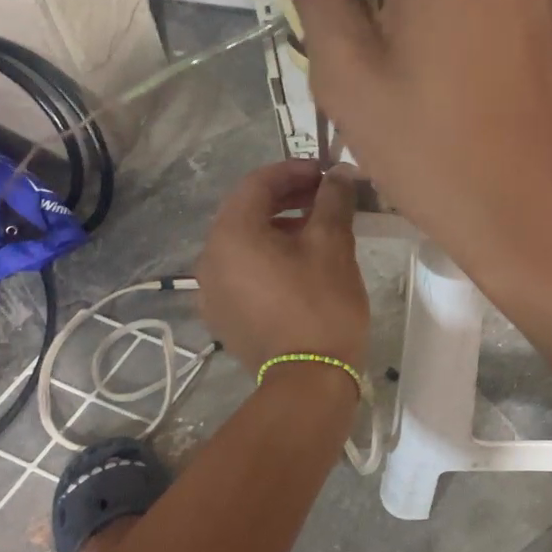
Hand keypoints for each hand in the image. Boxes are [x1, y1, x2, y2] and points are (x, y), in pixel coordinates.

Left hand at [197, 160, 368, 376]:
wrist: (308, 380)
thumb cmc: (321, 306)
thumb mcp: (333, 246)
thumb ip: (334, 201)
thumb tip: (341, 174)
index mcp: (231, 233)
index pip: (258, 183)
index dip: (295, 171)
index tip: (328, 175)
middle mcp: (210, 257)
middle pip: (247, 212)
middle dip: (287, 200)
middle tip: (326, 201)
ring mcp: (211, 291)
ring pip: (244, 245)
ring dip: (278, 231)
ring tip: (317, 235)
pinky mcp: (223, 317)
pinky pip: (242, 274)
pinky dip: (267, 262)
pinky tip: (298, 271)